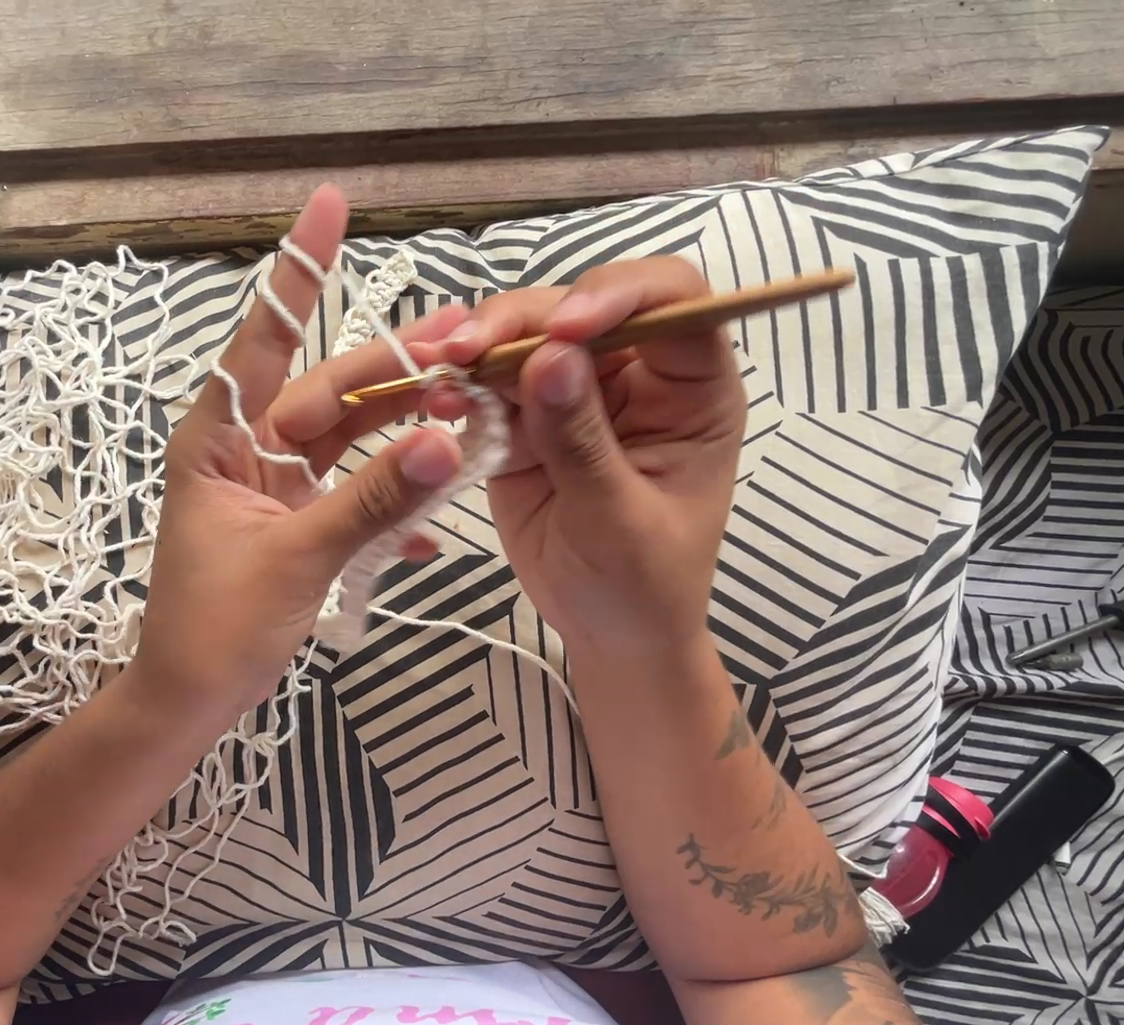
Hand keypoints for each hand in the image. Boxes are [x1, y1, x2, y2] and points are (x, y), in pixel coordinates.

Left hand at [132, 184, 469, 718]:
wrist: (194, 695)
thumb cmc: (218, 628)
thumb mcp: (299, 558)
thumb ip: (373, 501)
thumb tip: (446, 441)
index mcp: (222, 439)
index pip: (263, 338)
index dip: (299, 272)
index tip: (328, 204)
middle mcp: (248, 448)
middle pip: (329, 390)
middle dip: (394, 368)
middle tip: (467, 343)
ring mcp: (275, 485)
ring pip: (350, 438)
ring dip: (405, 430)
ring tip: (469, 411)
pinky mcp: (298, 519)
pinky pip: (353, 490)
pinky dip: (390, 500)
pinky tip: (430, 528)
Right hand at [419, 258, 745, 656]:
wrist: (604, 629)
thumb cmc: (639, 582)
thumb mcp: (617, 518)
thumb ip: (581, 440)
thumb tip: (549, 356)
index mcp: (688, 390)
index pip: (670, 304)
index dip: (617, 296)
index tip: (562, 331)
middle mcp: (632, 376)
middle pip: (576, 309)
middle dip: (519, 322)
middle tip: (463, 351)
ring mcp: (573, 394)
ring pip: (522, 340)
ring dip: (477, 352)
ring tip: (439, 380)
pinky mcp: (524, 420)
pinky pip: (488, 387)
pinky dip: (459, 389)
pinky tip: (436, 401)